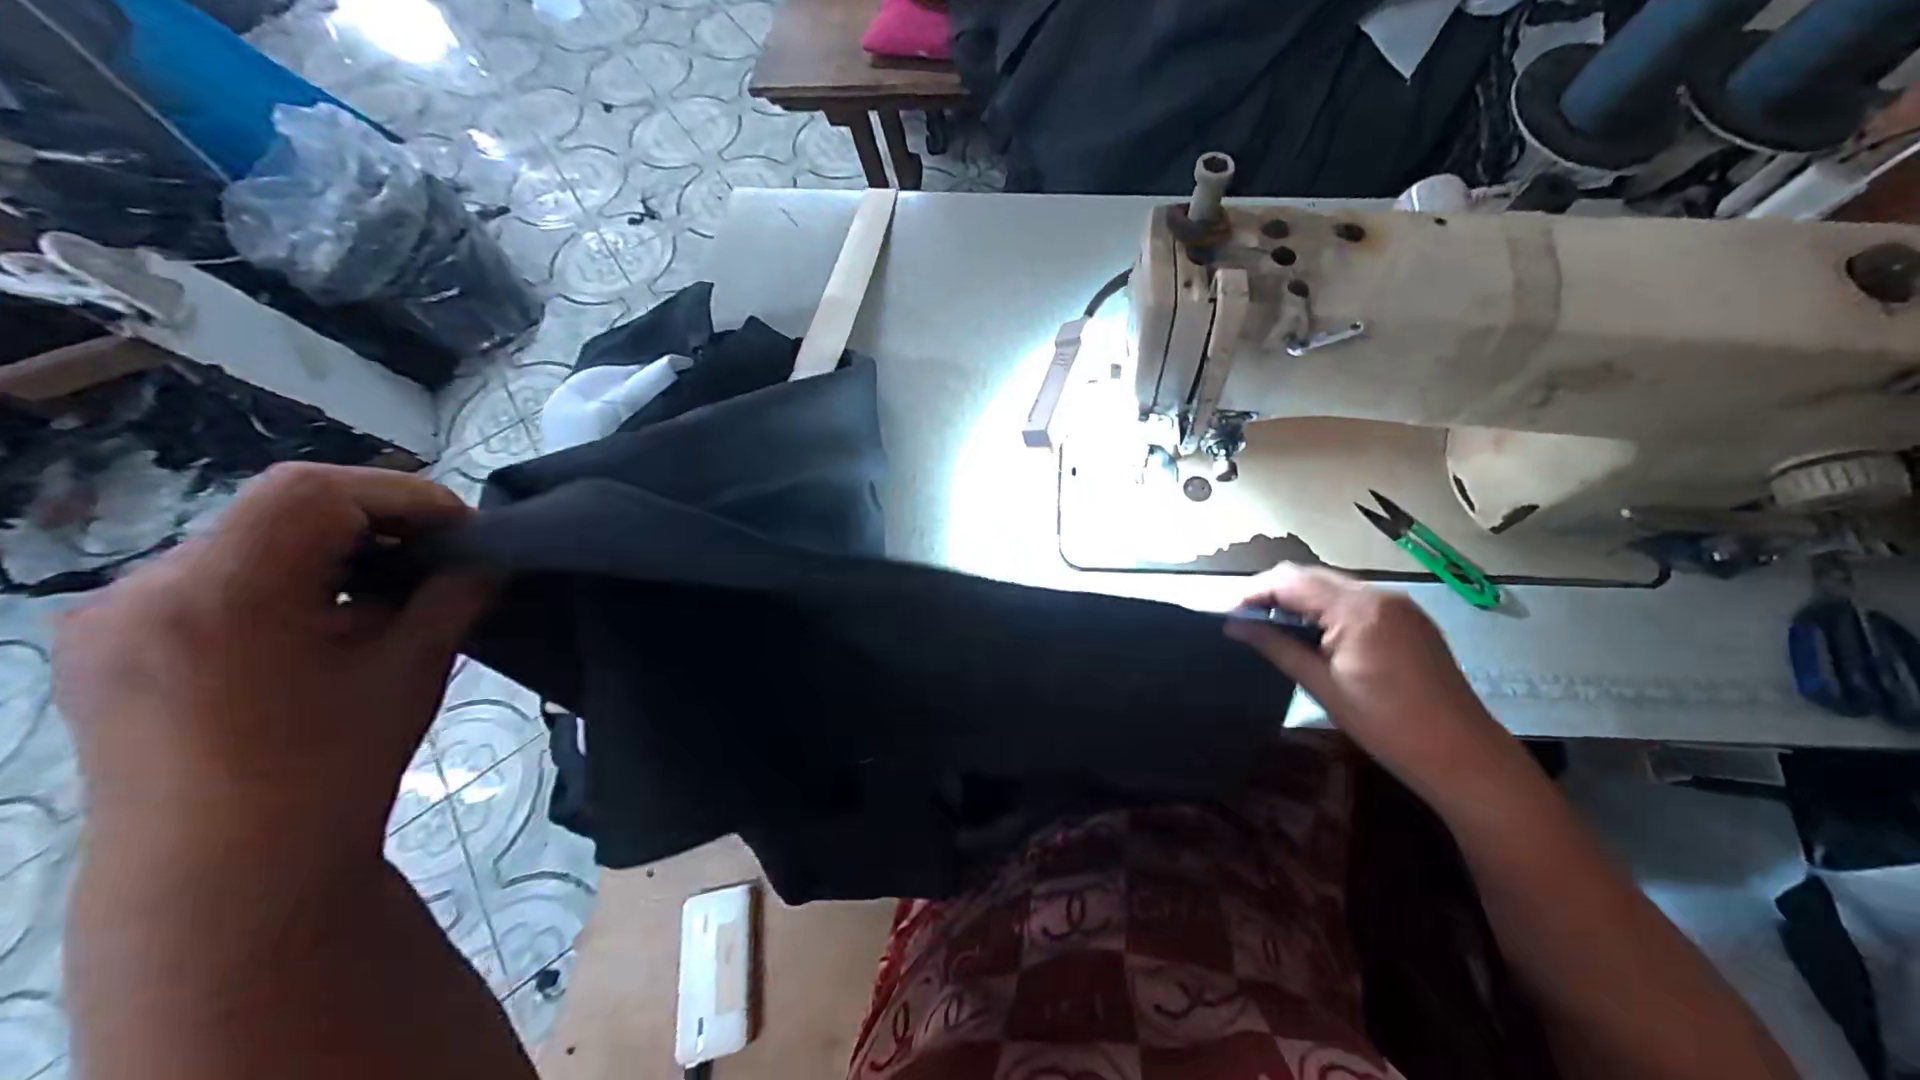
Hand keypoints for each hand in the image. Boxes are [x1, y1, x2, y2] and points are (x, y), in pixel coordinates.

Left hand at [54, 464, 493, 856]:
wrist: (222, 883)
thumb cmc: (330, 774)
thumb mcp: (410, 672)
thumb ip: (454, 596)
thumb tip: (490, 555)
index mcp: (220, 593)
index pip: (314, 491)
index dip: (400, 496)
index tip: (459, 531)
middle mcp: (144, 589)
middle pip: (276, 512)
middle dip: (370, 524)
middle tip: (433, 561)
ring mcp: (112, 618)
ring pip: (244, 543)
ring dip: (325, 553)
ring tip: (381, 596)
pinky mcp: (107, 648)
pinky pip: (208, 581)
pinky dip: (279, 583)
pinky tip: (319, 625)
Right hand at [1226, 564, 1522, 800]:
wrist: (1463, 755)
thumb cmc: (1386, 725)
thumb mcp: (1322, 685)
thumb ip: (1276, 646)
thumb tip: (1234, 625)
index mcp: (1357, 610)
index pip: (1290, 580)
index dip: (1254, 592)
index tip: (1230, 615)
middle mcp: (1379, 595)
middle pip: (1311, 576)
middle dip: (1274, 593)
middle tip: (1246, 623)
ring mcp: (1399, 605)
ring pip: (1332, 586)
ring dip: (1299, 601)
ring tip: (1275, 630)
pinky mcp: (1409, 619)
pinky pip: (1356, 600)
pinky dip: (1327, 609)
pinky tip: (1315, 636)